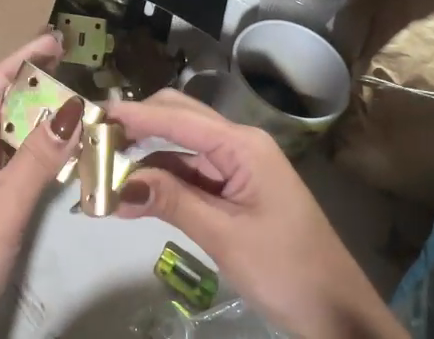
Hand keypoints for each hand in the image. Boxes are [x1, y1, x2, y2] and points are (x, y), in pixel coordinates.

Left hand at [0, 32, 83, 338]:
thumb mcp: (4, 202)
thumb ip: (40, 156)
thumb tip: (74, 105)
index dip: (27, 56)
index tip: (59, 38)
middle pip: (7, 107)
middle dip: (43, 91)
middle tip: (86, 83)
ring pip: (14, 142)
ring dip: (45, 129)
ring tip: (86, 119)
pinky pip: (14, 171)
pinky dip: (40, 163)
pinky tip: (65, 167)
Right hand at [109, 91, 405, 338]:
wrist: (343, 319)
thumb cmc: (289, 271)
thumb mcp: (225, 237)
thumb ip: (171, 201)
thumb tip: (116, 184)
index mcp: (243, 145)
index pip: (177, 117)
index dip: (133, 115)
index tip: (91, 116)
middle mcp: (239, 145)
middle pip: (177, 119)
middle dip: (136, 127)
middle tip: (93, 141)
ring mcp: (237, 167)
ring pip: (180, 147)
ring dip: (144, 157)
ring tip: (103, 170)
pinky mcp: (235, 190)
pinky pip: (189, 173)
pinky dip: (161, 180)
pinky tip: (133, 195)